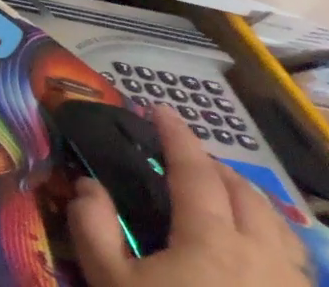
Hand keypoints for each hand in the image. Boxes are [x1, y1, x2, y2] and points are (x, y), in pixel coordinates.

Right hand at [69, 104, 313, 286]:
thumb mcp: (111, 280)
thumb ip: (93, 225)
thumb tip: (88, 184)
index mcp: (213, 239)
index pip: (195, 172)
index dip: (176, 136)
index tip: (156, 108)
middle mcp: (264, 254)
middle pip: (245, 193)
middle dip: (211, 165)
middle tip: (178, 153)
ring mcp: (290, 284)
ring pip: (278, 224)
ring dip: (244, 196)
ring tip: (217, 190)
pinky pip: (291, 256)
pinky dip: (266, 232)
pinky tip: (247, 242)